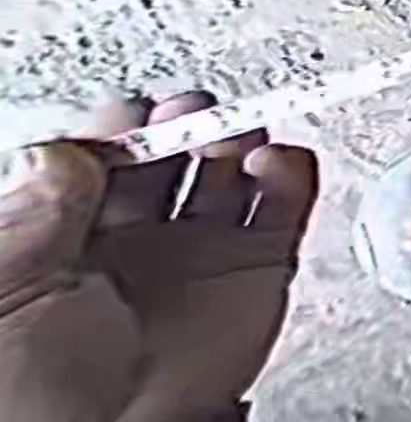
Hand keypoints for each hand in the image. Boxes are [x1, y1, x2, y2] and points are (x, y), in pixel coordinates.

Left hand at [0, 92, 317, 421]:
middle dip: (183, 127)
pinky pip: (290, 199)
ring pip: (232, 173)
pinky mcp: (262, 259)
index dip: (109, 138)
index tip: (130, 111)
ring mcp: (200, 252)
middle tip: (192, 107)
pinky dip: (293, 169)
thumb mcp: (0, 299)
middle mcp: (127, 249)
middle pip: (167, 165)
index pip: (87, 174)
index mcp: (50, 255)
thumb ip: (35, 218)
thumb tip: (63, 150)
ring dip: (240, 140)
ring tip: (237, 130)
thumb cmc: (21, 398)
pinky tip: (274, 160)